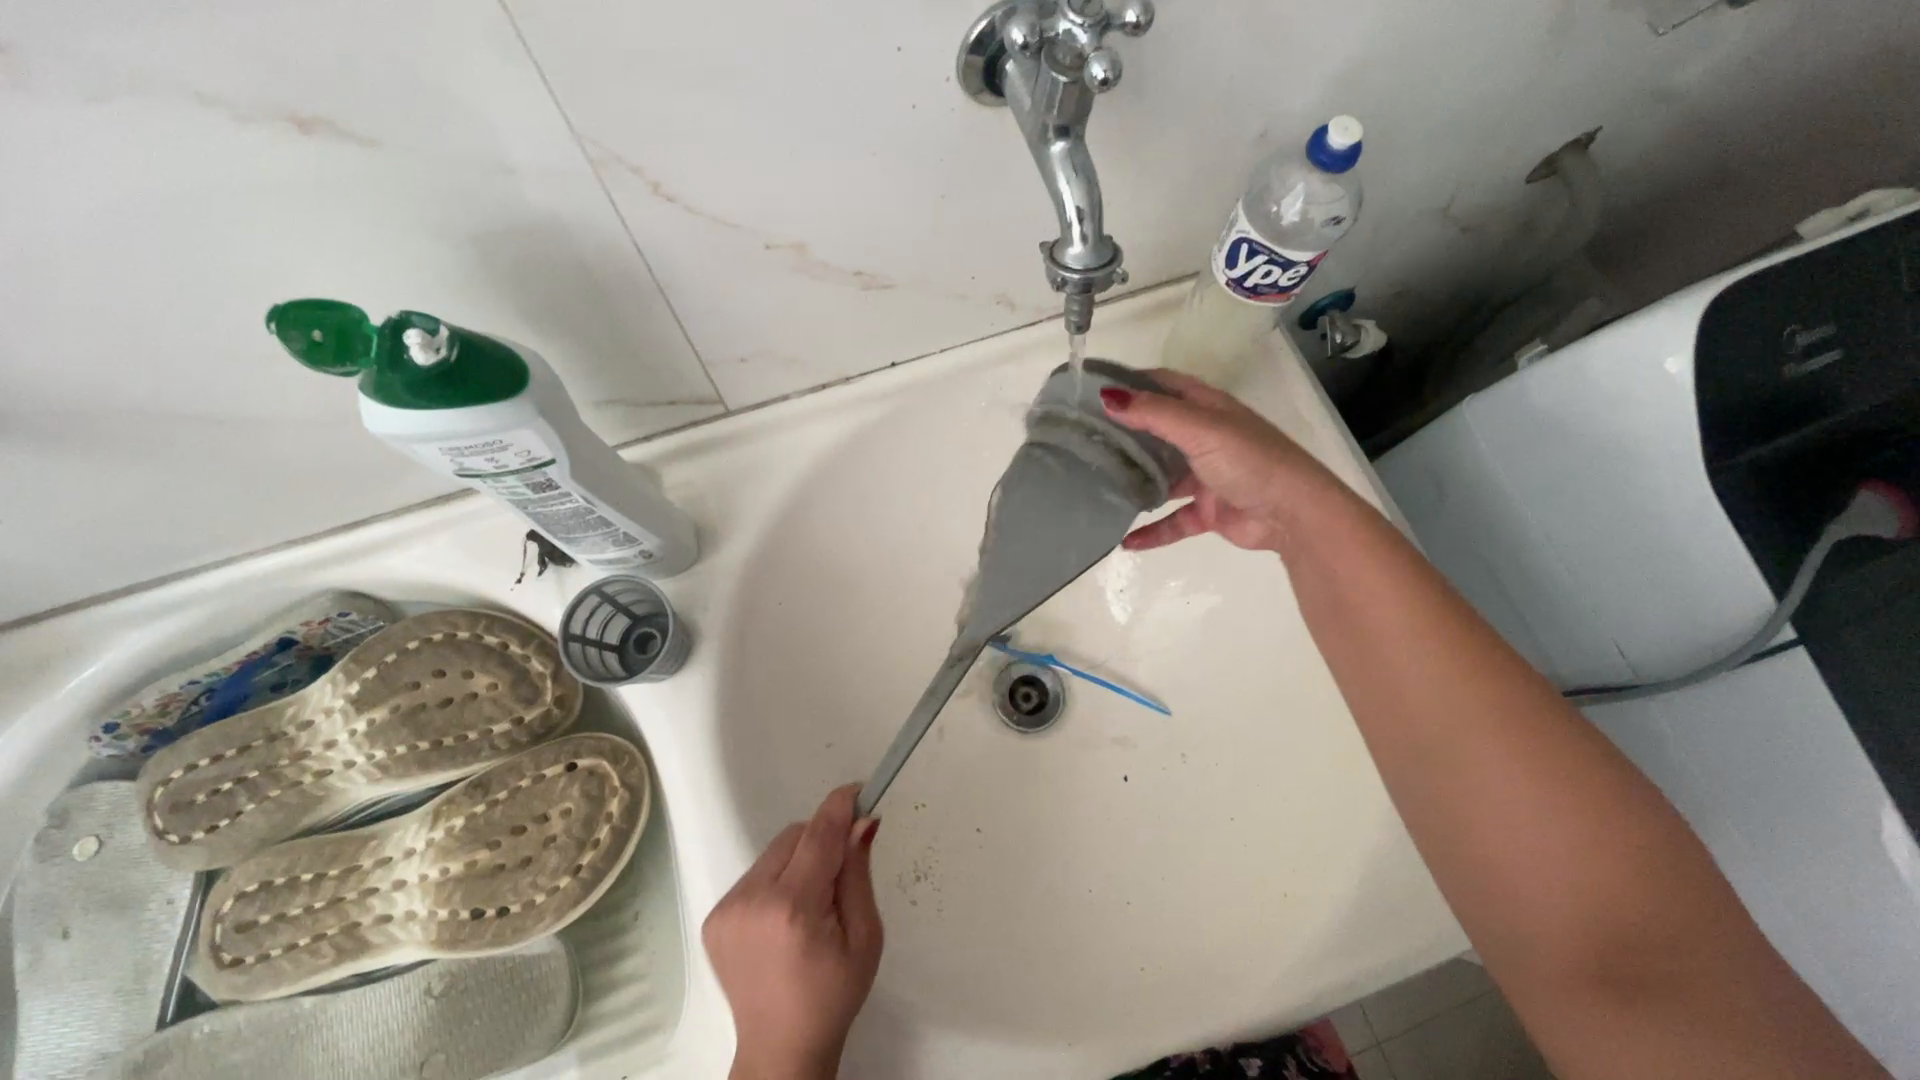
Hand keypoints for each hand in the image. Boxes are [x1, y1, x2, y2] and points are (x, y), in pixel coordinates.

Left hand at [703, 784, 883, 1079]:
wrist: (781, 1047)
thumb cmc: (834, 995)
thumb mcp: (865, 936)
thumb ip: (857, 873)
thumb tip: (861, 822)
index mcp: (793, 909)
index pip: (818, 836)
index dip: (838, 807)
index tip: (857, 790)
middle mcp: (751, 901)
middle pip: (793, 838)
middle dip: (820, 842)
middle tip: (839, 875)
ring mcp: (726, 909)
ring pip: (773, 854)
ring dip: (797, 862)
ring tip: (810, 906)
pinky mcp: (714, 918)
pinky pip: (754, 875)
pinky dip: (776, 882)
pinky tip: (785, 919)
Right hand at [1099, 369, 1340, 552]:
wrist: (1294, 513)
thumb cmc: (1250, 460)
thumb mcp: (1200, 429)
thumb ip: (1153, 414)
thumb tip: (1105, 397)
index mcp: (1207, 408)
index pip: (1162, 386)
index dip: (1129, 384)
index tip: (1089, 390)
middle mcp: (1205, 437)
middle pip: (1156, 431)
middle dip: (1123, 435)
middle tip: (1080, 440)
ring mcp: (1207, 476)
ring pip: (1162, 477)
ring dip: (1135, 482)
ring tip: (1096, 487)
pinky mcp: (1209, 511)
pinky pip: (1173, 521)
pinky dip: (1152, 531)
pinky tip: (1126, 540)